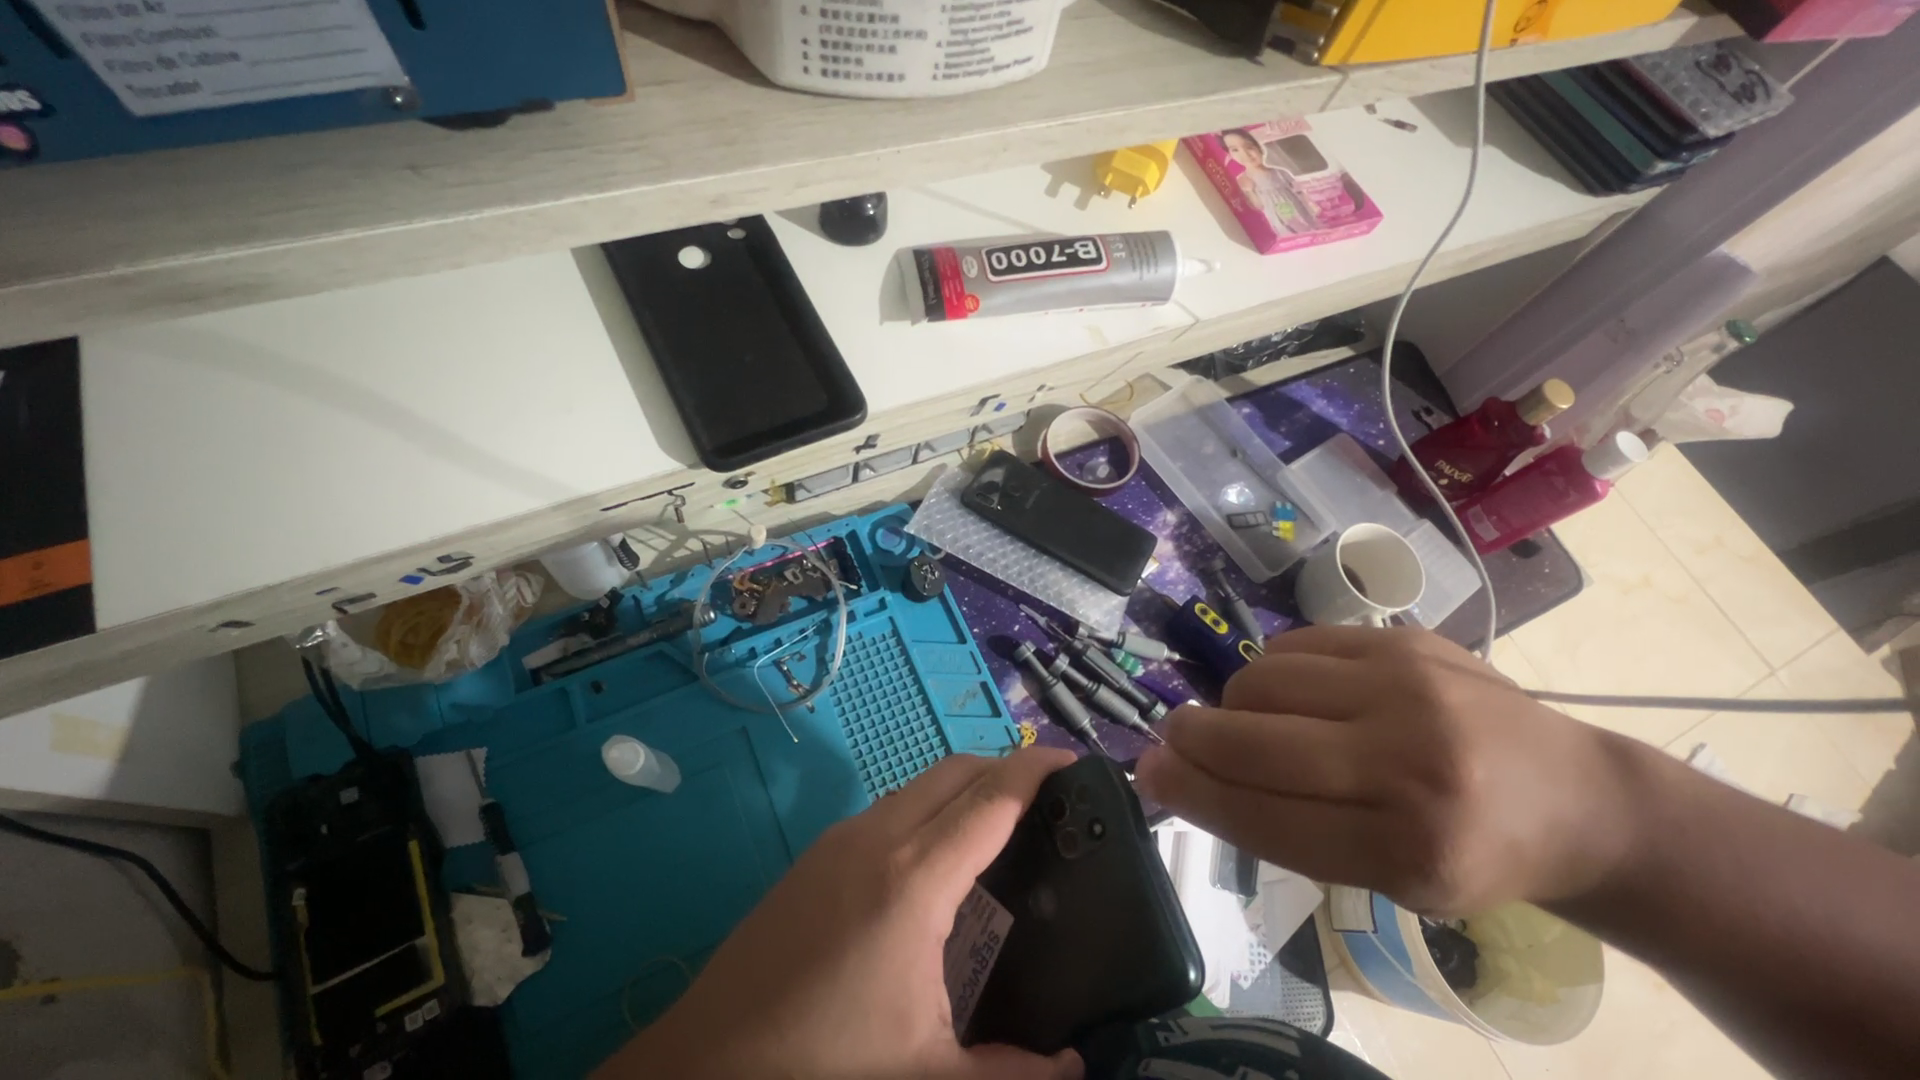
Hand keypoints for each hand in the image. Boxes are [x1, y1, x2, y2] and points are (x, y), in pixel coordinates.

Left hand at [597, 747, 1083, 1079]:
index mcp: (916, 880)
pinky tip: (934, 855)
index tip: (1074, 760)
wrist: (708, 1064)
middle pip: (954, 772)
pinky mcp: (813, 857)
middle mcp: (878, 839)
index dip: (1037, 771)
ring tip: (998, 821)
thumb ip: (1013, 1073)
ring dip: (962, 786)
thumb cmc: (826, 1060)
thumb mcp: (928, 1074)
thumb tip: (1074, 1068)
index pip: (992, 799)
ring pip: (916, 785)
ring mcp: (838, 841)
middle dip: (1004, 767)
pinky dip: (926, 807)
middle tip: (1047, 794)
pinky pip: (887, 808)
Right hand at [1135, 626, 1647, 916]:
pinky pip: (1294, 644)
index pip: (1264, 816)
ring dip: (1233, 704)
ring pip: (1262, 680)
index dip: (1192, 793)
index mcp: (1408, 848)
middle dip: (1192, 739)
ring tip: (1252, 722)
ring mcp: (1408, 689)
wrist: (1576, 798)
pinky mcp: (1406, 640)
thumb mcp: (1385, 877)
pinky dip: (1272, 671)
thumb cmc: (1469, 853)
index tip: (1147, 772)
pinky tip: (1292, 693)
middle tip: (1172, 739)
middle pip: (1253, 741)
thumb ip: (1284, 829)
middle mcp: (1409, 762)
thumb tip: (1183, 774)